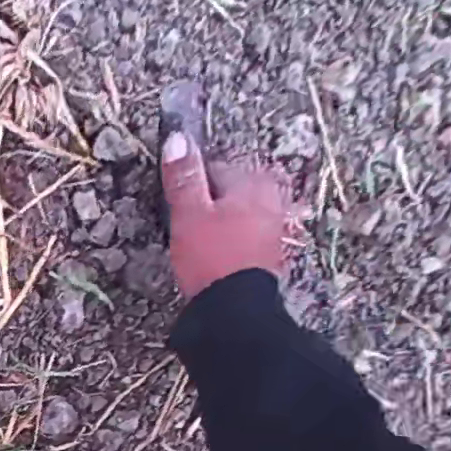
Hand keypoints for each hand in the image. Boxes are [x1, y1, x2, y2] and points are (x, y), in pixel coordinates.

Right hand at [160, 131, 290, 299]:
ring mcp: (273, 231)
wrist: (235, 311)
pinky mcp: (269, 257)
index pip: (216, 168)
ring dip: (219, 226)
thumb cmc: (212, 259)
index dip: (192, 185)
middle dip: (209, 205)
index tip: (178, 204)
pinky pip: (244, 239)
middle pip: (229, 192)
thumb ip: (184, 177)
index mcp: (254, 183)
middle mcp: (271, 201)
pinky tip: (215, 260)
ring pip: (237, 216)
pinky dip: (229, 245)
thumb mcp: (189, 214)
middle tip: (188, 227)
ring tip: (199, 247)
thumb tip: (177, 139)